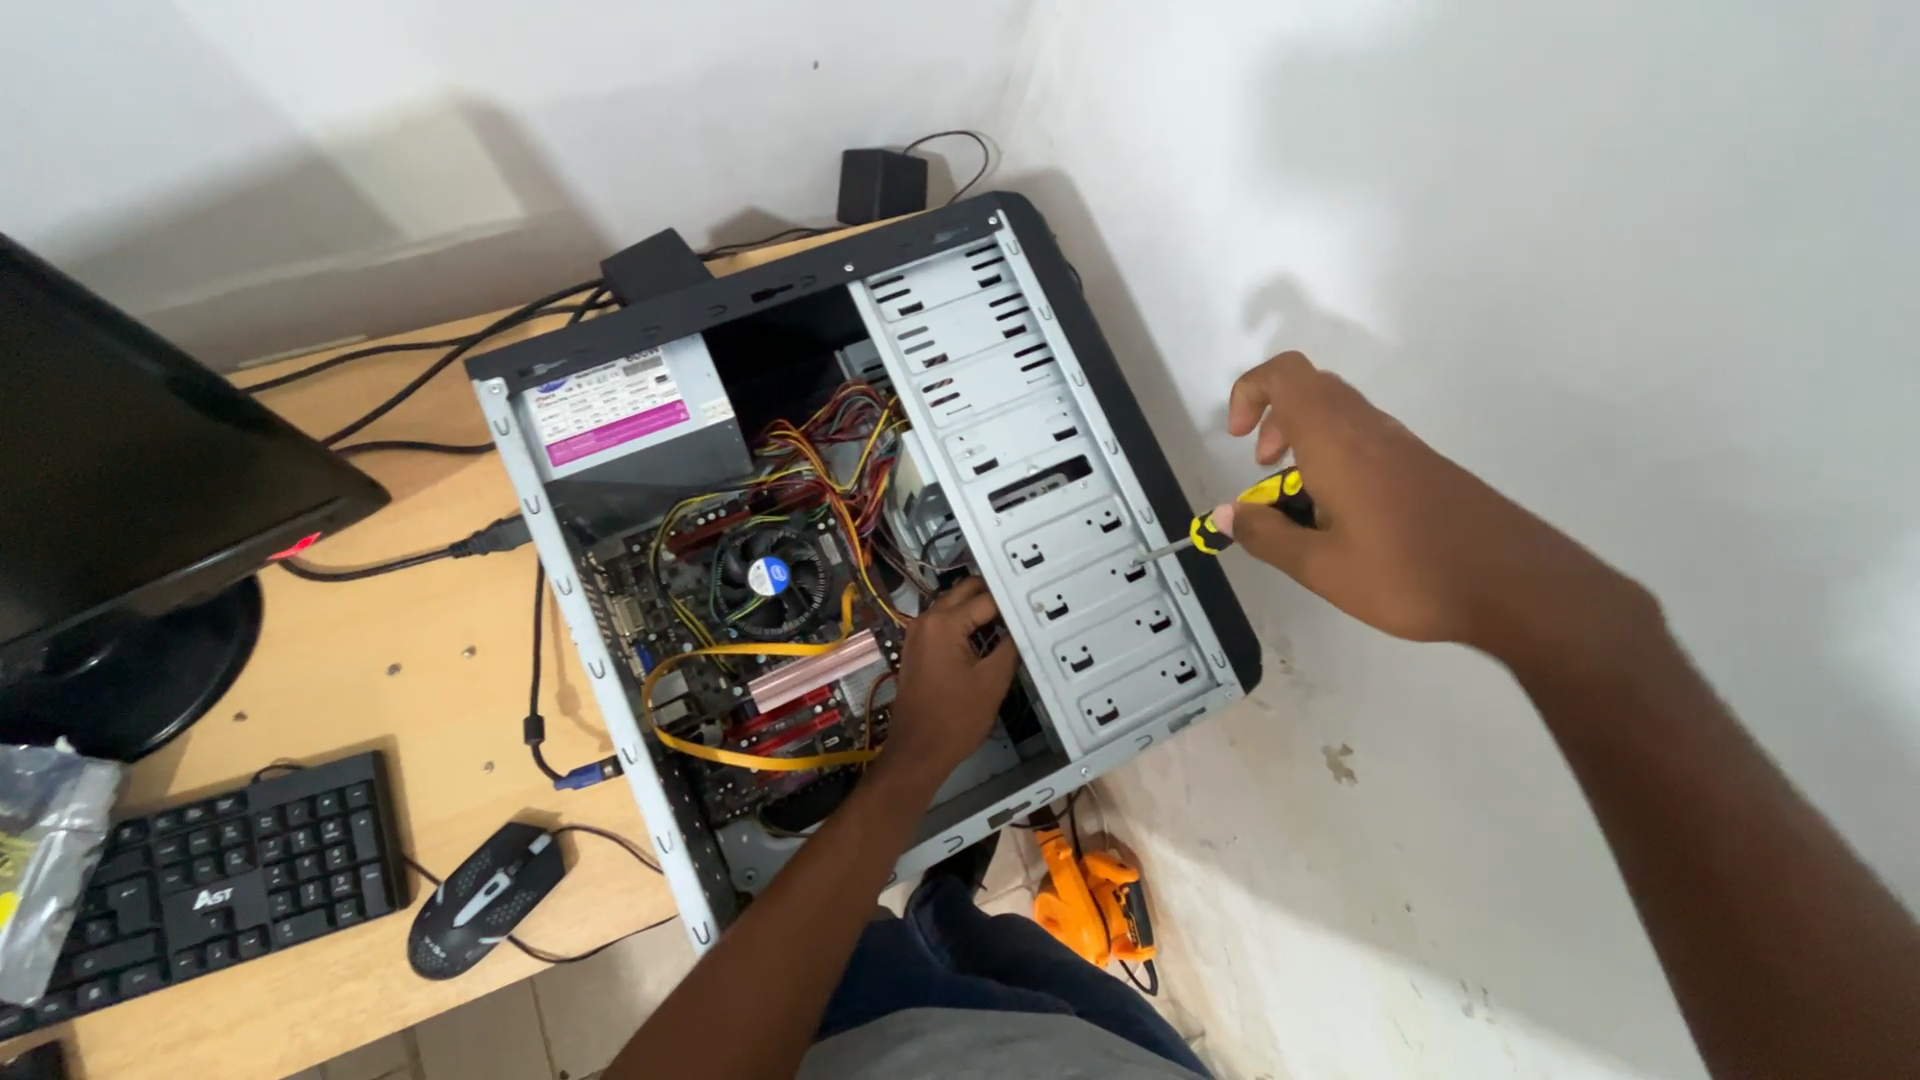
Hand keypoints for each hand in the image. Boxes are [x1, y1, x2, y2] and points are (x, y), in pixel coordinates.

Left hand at [883, 578, 1020, 781]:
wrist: (917, 752)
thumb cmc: (956, 719)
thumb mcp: (992, 682)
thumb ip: (1010, 646)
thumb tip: (1024, 625)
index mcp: (944, 623)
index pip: (986, 598)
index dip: (1012, 601)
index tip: (1036, 601)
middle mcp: (927, 619)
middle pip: (965, 592)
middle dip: (993, 595)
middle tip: (1024, 604)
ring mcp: (918, 633)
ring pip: (953, 605)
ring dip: (978, 608)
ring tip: (1011, 618)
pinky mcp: (917, 648)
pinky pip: (944, 622)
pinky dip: (964, 622)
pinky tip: (988, 634)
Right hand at [1220, 351, 1658, 667]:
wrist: (1517, 586)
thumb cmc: (1408, 574)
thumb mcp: (1320, 568)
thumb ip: (1266, 536)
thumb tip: (1225, 514)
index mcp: (1337, 442)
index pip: (1286, 375)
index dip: (1249, 392)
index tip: (1238, 439)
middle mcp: (1368, 430)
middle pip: (1310, 389)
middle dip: (1273, 419)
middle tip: (1264, 469)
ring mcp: (1400, 446)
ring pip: (1337, 415)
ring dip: (1303, 443)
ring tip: (1298, 504)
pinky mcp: (1421, 466)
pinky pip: (1363, 440)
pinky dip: (1333, 460)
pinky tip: (1340, 518)